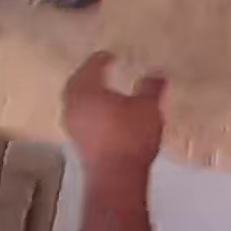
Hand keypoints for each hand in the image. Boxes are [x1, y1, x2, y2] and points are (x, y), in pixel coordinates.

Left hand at [62, 52, 166, 176]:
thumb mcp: (148, 106)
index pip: (91, 67)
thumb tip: (157, 72)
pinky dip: (89, 110)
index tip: (109, 55)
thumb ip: (151, 87)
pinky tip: (104, 114)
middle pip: (77, 84)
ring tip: (102, 91)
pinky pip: (80, 117)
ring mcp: (72, 125)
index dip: (101, 59)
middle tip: (99, 70)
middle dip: (88, 75)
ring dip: (86, 94)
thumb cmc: (131, 135)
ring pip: (76, 102)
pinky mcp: (78, 142)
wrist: (117, 175)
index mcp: (87, 90)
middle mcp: (73, 105)